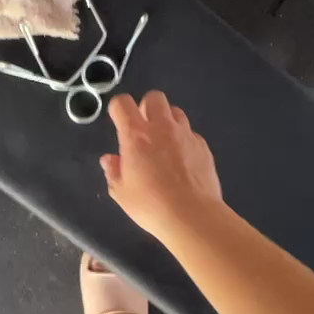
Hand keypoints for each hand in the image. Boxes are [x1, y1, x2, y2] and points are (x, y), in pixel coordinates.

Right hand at [100, 91, 224, 242]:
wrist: (192, 215)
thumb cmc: (150, 205)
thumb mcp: (121, 192)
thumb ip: (114, 171)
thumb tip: (110, 160)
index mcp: (136, 135)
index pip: (122, 104)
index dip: (118, 109)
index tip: (118, 122)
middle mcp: (161, 127)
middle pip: (154, 97)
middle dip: (146, 107)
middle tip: (143, 129)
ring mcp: (185, 134)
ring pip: (175, 112)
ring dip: (167, 121)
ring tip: (164, 143)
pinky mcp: (203, 146)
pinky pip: (190, 133)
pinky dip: (183, 140)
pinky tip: (182, 161)